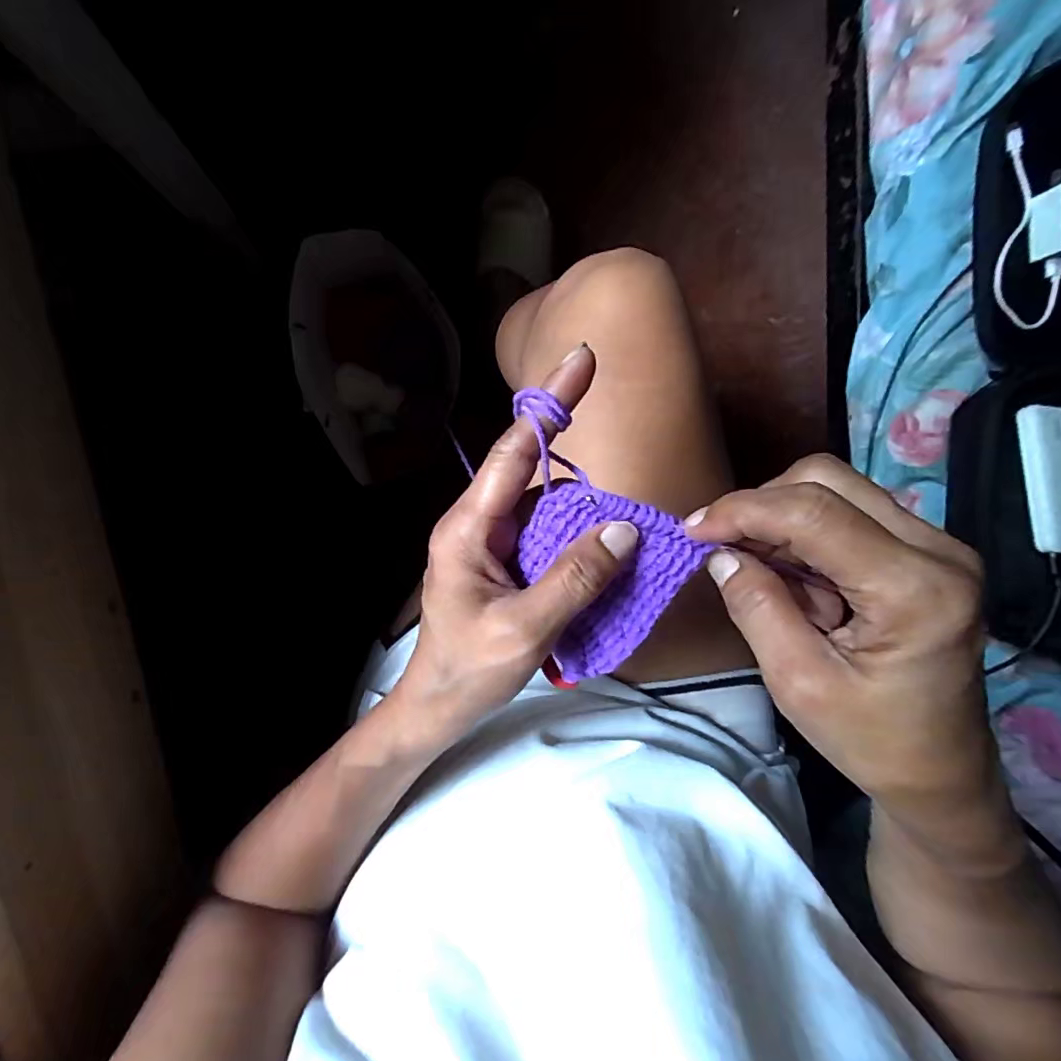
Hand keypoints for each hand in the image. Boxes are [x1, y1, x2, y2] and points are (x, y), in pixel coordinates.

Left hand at [387, 344, 638, 749]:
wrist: (438, 704)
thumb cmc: (469, 668)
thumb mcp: (525, 627)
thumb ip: (574, 578)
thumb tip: (622, 530)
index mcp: (468, 528)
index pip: (513, 451)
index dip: (549, 403)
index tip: (581, 356)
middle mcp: (476, 524)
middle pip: (533, 476)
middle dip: (580, 476)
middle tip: (621, 501)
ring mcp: (488, 544)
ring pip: (543, 510)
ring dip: (581, 519)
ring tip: (615, 549)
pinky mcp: (501, 564)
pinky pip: (543, 538)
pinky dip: (573, 544)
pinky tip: (598, 562)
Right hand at [685, 455, 1005, 844]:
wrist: (940, 772)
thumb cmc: (870, 738)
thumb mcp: (797, 681)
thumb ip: (757, 607)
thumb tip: (719, 555)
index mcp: (914, 588)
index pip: (813, 512)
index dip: (741, 510)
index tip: (690, 530)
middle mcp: (937, 551)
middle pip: (827, 480)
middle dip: (760, 504)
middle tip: (718, 543)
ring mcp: (936, 548)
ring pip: (836, 488)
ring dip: (778, 517)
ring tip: (750, 563)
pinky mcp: (923, 554)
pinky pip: (847, 513)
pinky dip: (800, 532)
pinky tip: (783, 571)